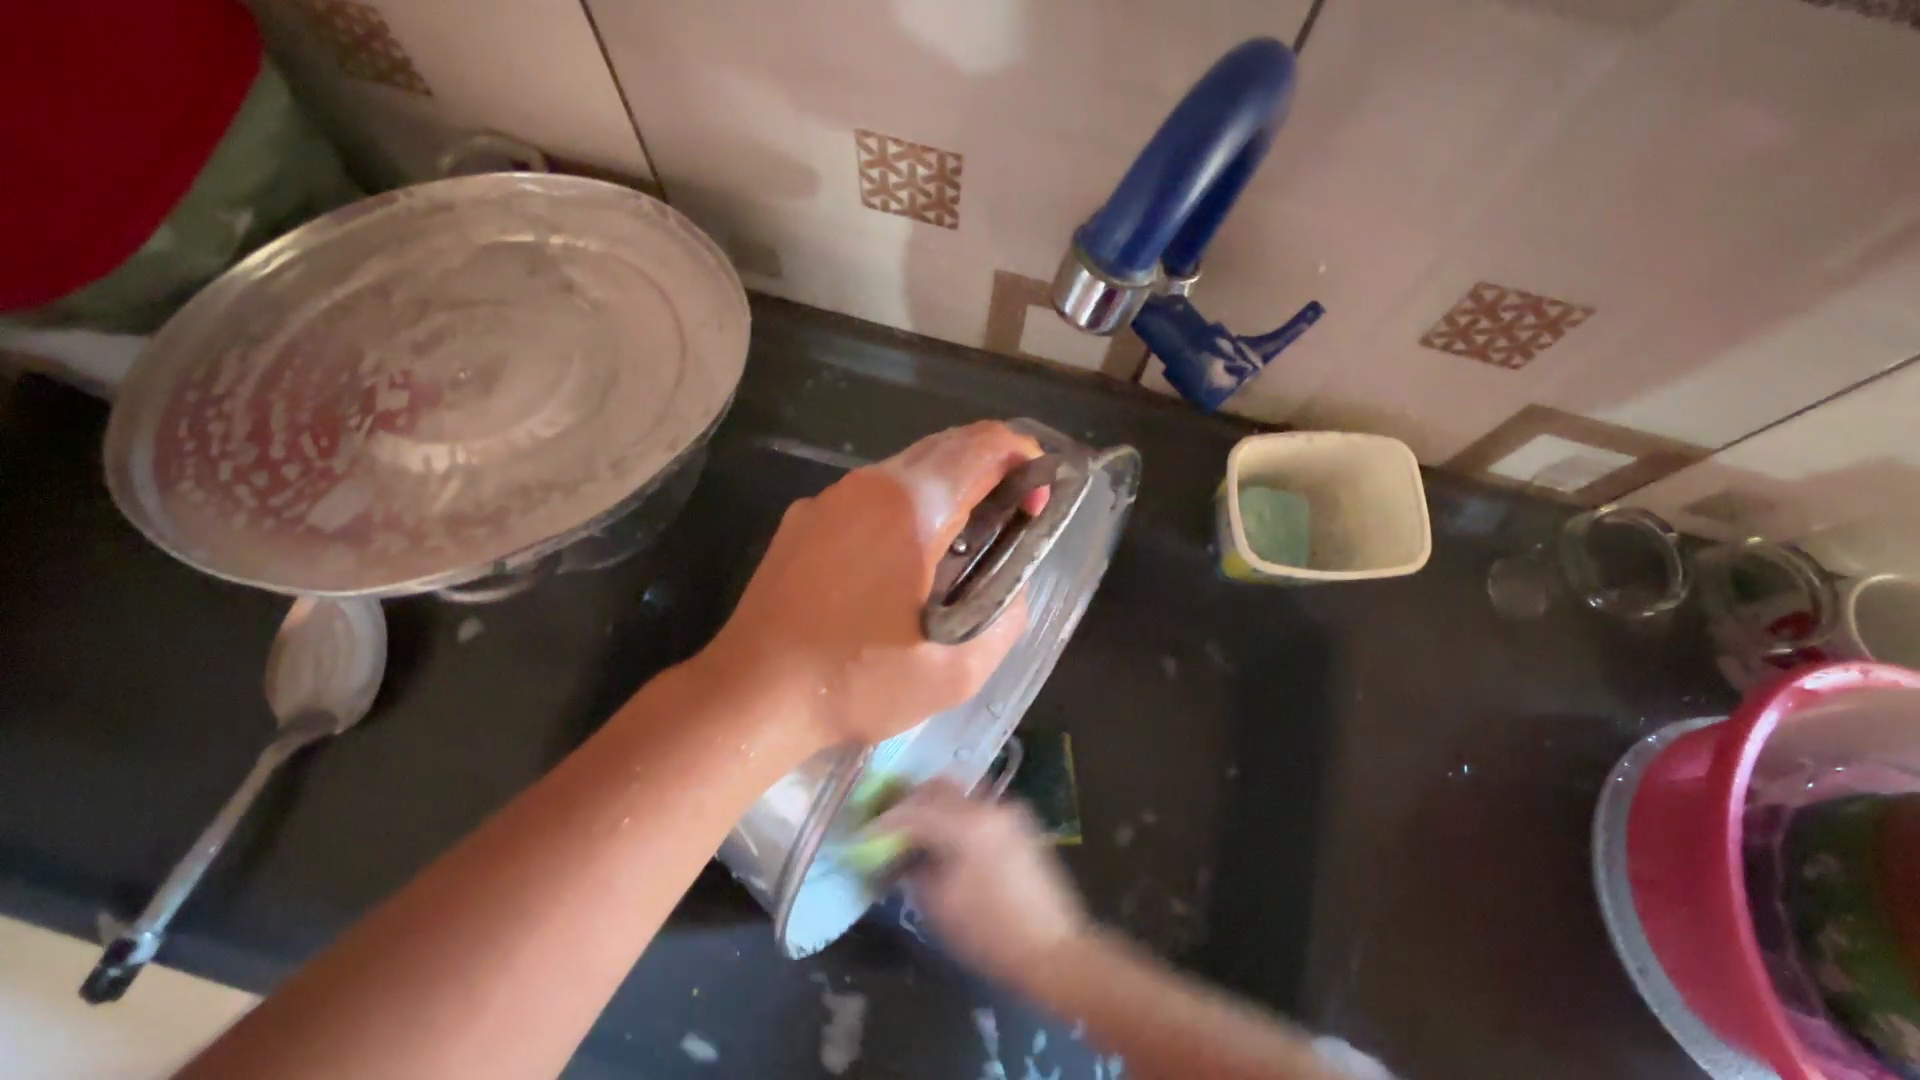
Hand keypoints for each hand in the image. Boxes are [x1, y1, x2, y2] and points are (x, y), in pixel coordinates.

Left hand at [699, 421, 1042, 749]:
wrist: (750, 695)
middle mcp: (868, 487)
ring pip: (903, 471)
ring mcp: (827, 500)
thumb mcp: (955, 673)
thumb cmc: (856, 683)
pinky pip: (866, 498)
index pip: (983, 445)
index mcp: (911, 508)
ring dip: (944, 492)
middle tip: (1009, 522)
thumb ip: (1005, 621)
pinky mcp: (801, 523)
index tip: (1036, 502)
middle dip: (989, 471)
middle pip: (945, 448)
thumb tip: (1012, 591)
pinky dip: (901, 512)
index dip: (1024, 459)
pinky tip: (896, 566)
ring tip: (957, 549)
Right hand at [882, 780, 1088, 985]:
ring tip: (915, 831)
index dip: (883, 822)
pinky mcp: (1020, 824)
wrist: (1053, 950)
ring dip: (933, 806)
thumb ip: (913, 869)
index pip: (912, 810)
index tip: (863, 835)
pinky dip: (956, 815)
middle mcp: (989, 806)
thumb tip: (900, 853)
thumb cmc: (990, 934)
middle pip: (937, 788)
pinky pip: (978, 807)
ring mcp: (1009, 812)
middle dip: (908, 803)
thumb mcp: (938, 905)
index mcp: (966, 824)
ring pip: (959, 793)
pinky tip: (945, 839)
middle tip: (888, 826)